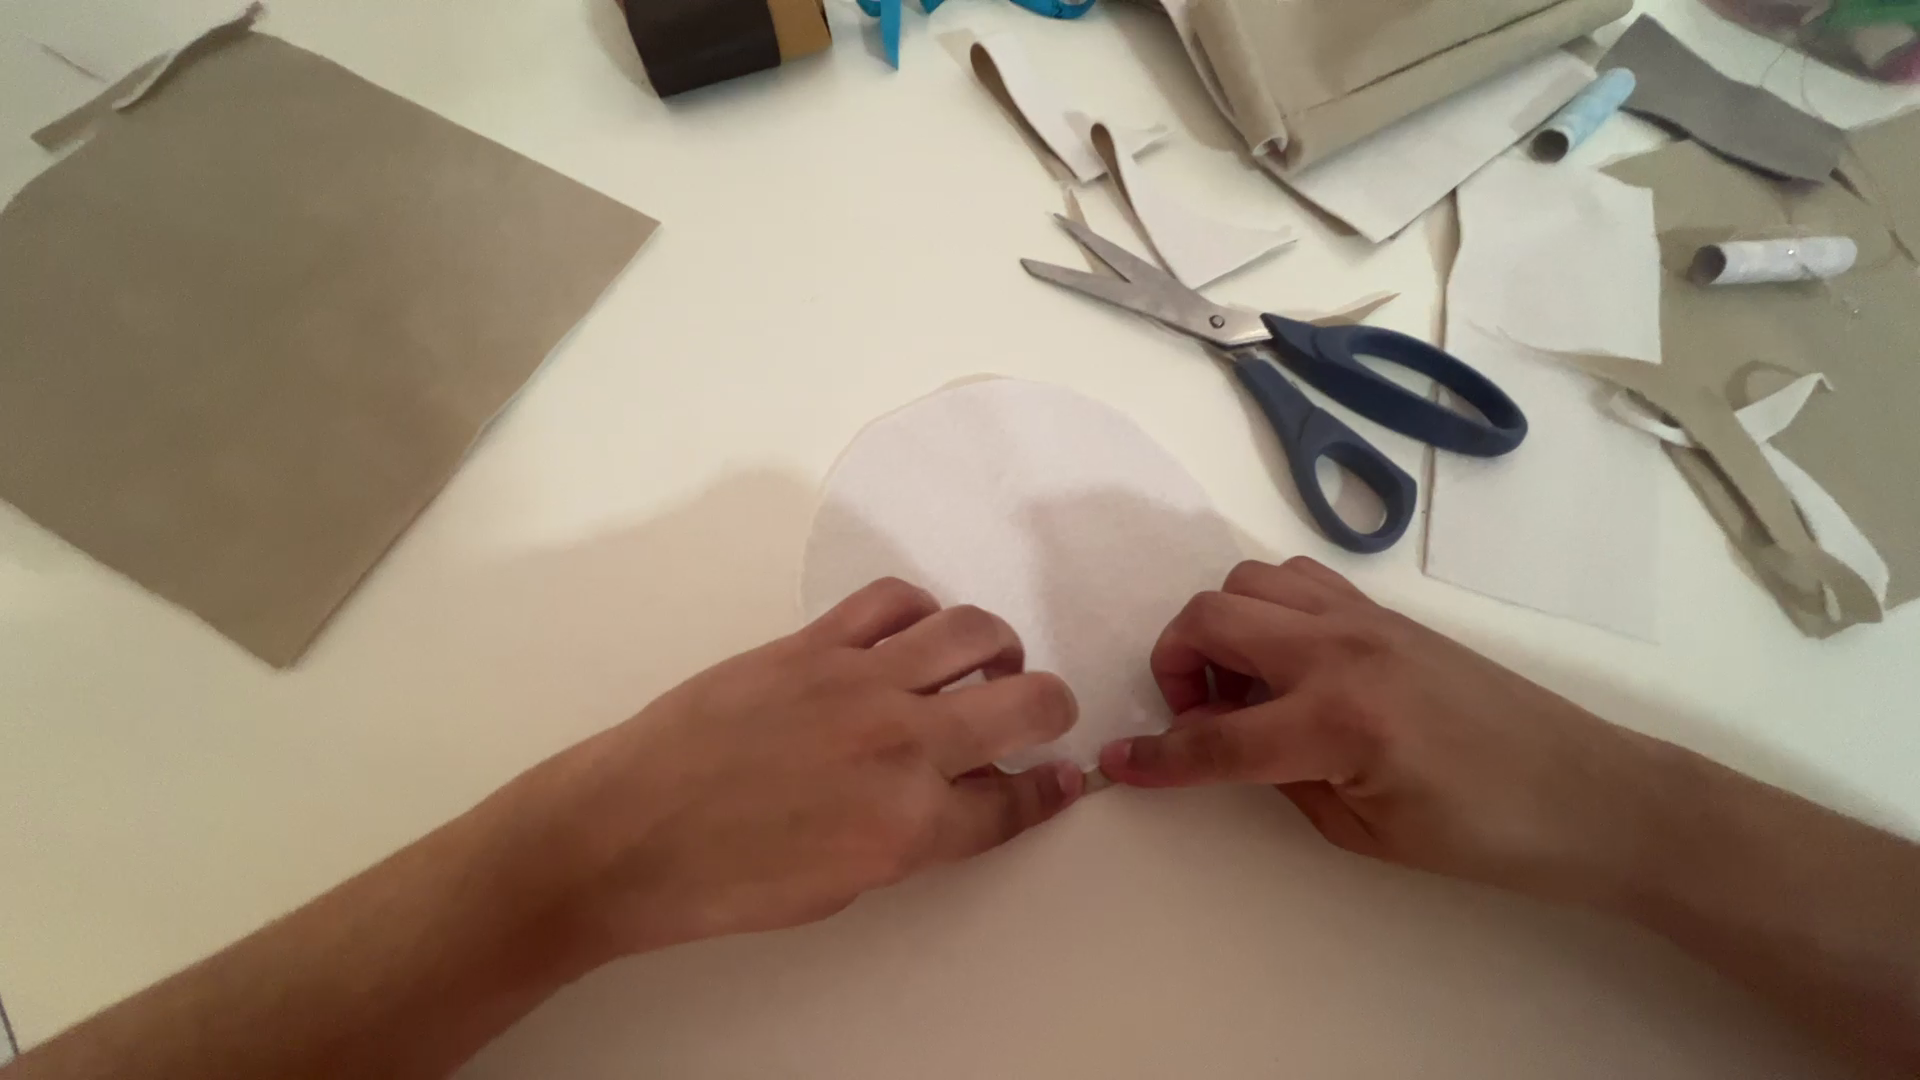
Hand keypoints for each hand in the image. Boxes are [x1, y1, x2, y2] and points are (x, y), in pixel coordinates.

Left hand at [528, 578, 1082, 958]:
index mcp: (909, 825)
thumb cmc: (731, 880)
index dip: (1049, 790)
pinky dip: (922, 611)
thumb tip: (975, 792)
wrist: (627, 830)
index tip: (1064, 777)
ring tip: (985, 662)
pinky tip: (915, 633)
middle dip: (1054, 710)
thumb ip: (923, 834)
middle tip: (1042, 712)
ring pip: (971, 631)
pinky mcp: (814, 640)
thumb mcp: (845, 884)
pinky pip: (892, 599)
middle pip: (1026, 704)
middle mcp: (902, 742)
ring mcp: (859, 680)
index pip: (1014, 801)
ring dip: (999, 648)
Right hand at [1099, 557, 1690, 906]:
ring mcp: (1360, 616)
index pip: (1216, 739)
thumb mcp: (1360, 830)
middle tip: (1200, 712)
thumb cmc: (1482, 834)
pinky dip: (1263, 606)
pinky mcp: (1379, 607)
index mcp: (1337, 720)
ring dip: (1218, 627)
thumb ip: (1276, 774)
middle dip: (1175, 664)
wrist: (1596, 793)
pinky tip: (1285, 652)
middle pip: (1209, 620)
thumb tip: (1227, 738)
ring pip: (1244, 582)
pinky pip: (1293, 578)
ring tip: (1244, 679)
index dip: (1158, 757)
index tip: (1118, 763)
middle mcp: (1338, 648)